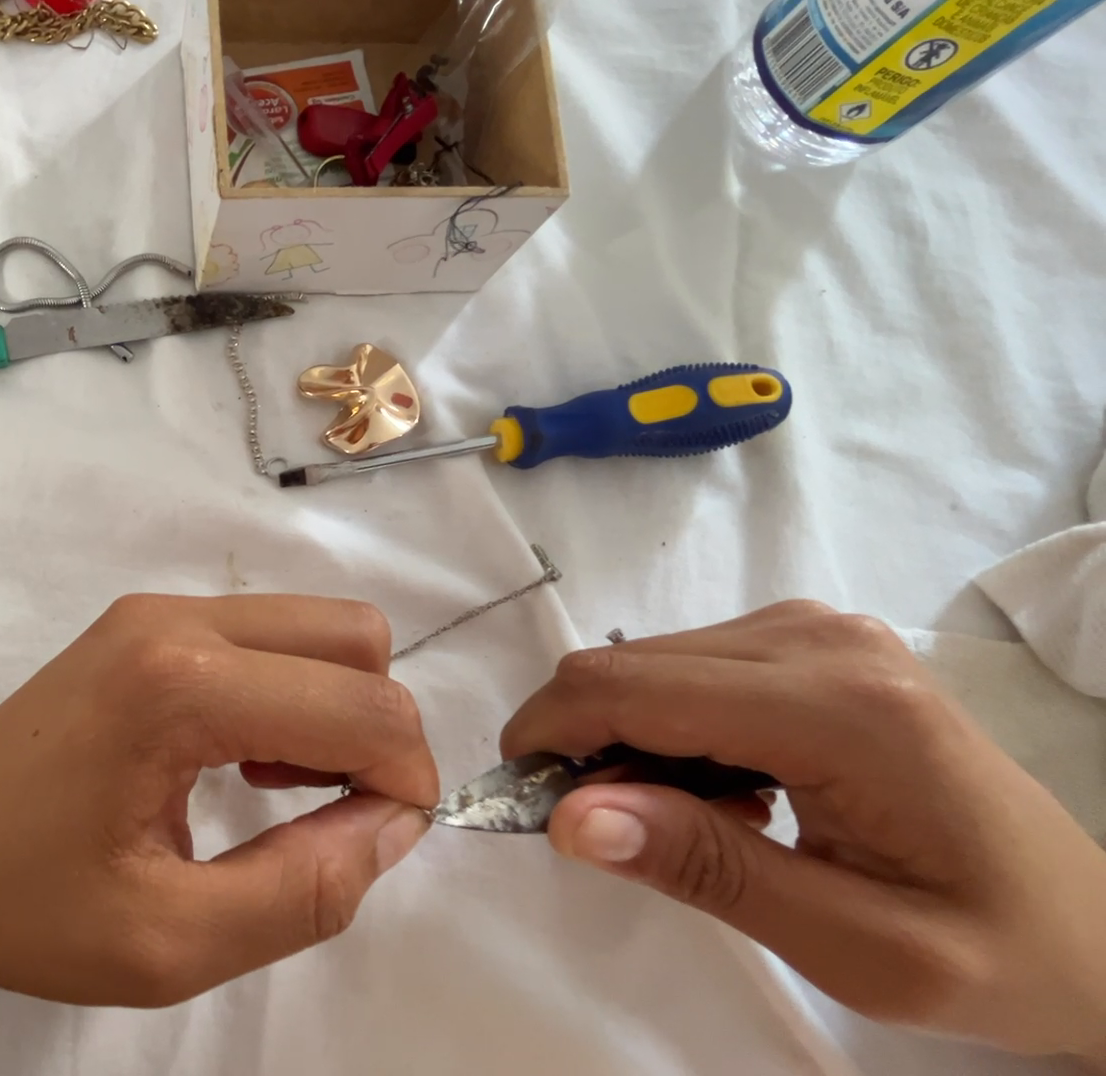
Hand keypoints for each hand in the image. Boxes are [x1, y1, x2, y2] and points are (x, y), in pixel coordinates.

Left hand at [0, 594, 437, 1006]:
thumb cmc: (24, 906)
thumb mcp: (171, 942)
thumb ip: (305, 891)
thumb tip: (394, 825)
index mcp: (180, 686)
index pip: (365, 709)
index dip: (402, 785)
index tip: (369, 848)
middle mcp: (176, 620)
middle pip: (354, 640)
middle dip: (373, 733)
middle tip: (323, 815)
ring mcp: (155, 610)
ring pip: (315, 629)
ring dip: (330, 709)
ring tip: (273, 790)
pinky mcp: (142, 623)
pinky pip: (264, 636)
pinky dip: (286, 692)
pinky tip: (240, 758)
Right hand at [501, 601, 1105, 1063]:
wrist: (1102, 927)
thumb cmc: (994, 951)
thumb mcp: (858, 950)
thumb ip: (707, 872)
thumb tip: (567, 817)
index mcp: (838, 706)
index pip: (626, 688)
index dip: (549, 737)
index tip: (529, 804)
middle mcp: (817, 636)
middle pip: (622, 668)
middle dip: (582, 744)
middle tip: (610, 828)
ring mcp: (813, 626)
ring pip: (639, 663)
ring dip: (623, 738)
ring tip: (683, 815)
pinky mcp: (805, 634)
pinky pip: (677, 664)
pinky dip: (661, 723)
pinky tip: (718, 780)